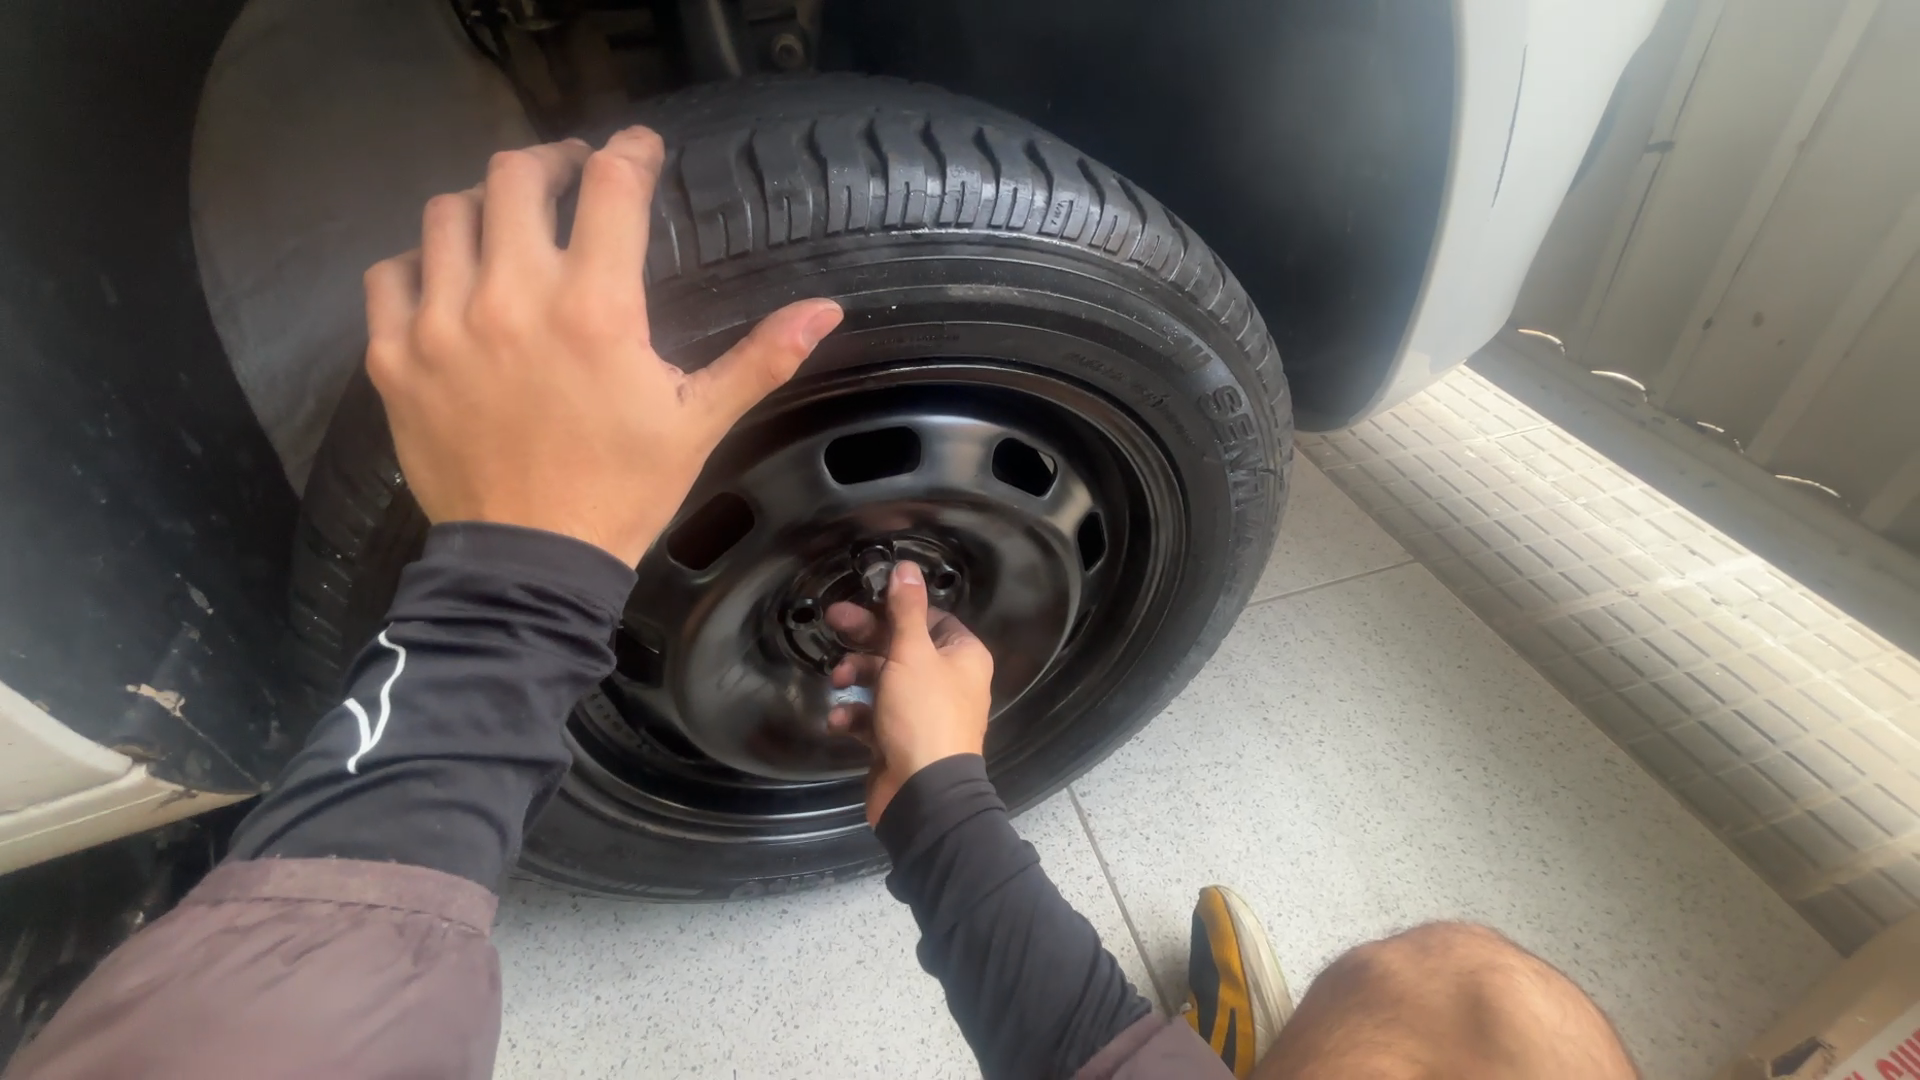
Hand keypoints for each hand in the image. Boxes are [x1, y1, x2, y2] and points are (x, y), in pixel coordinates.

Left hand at [362, 127, 843, 564]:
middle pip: (516, 177)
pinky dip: (424, 259)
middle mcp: (511, 296)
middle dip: (554, 162)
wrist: (535, 559)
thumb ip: (761, 358)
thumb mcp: (701, 421)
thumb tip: (827, 309)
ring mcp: (441, 322)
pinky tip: (452, 279)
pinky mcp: (394, 356)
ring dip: (487, 201)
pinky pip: (392, 270)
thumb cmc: (626, 487)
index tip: (640, 147)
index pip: (609, 189)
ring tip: (514, 221)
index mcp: (596, 309)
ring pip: (448, 212)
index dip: (630, 152)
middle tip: (575, 175)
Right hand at [824, 560, 994, 827]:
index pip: (930, 618)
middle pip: (902, 646)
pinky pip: (876, 717)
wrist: (923, 794)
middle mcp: (949, 680)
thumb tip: (907, 567)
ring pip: (885, 680)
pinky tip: (841, 720)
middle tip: (832, 621)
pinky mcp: (901, 738)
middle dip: (866, 638)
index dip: (898, 610)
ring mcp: (924, 711)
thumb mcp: (913, 654)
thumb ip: (906, 610)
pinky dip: (857, 716)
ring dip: (857, 677)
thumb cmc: (924, 714)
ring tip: (837, 681)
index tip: (866, 602)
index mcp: (963, 656)